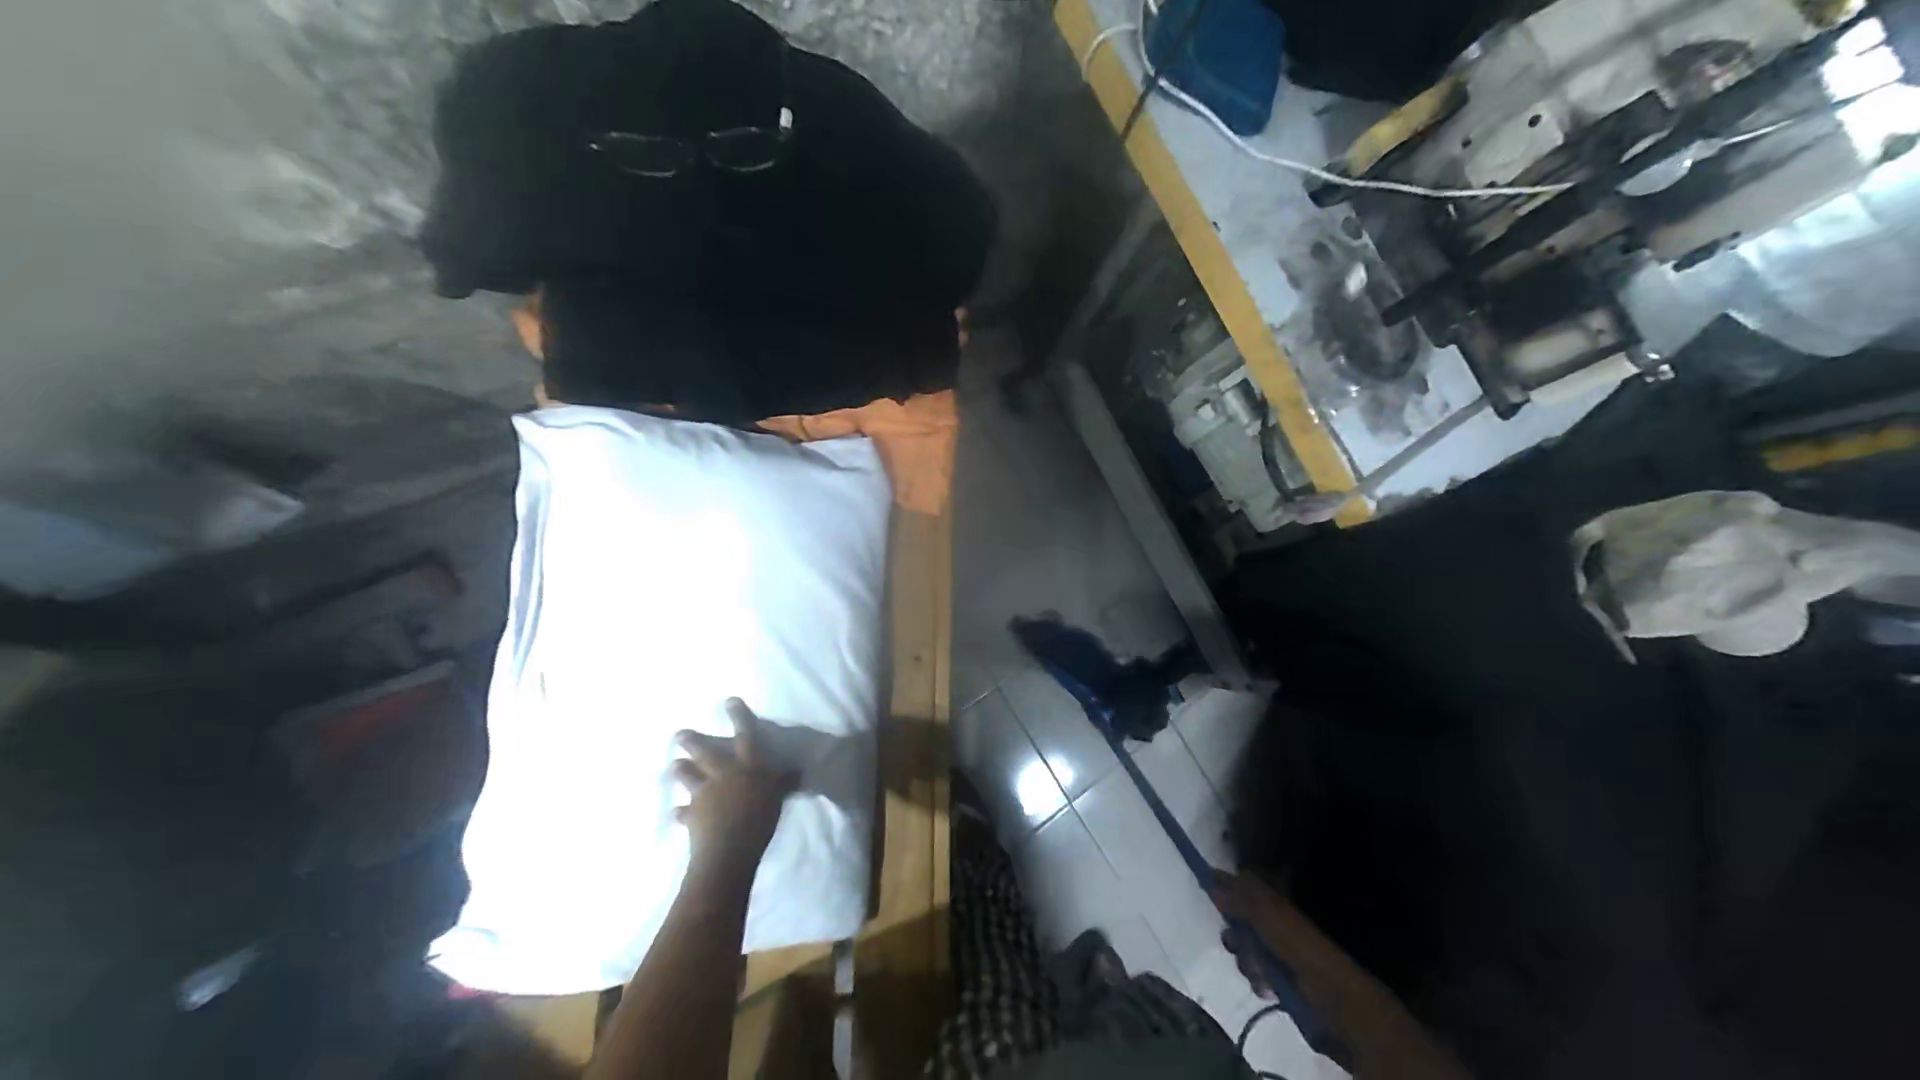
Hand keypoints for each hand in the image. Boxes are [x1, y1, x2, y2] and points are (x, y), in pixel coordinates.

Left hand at [673, 698, 798, 883]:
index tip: (729, 700)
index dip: (739, 717)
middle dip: (693, 741)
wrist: (730, 848)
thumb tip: (798, 771)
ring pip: (688, 777)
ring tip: (672, 766)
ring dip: (680, 771)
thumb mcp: (779, 798)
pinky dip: (680, 812)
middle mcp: (724, 774)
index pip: (745, 735)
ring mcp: (704, 794)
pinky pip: (684, 813)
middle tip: (679, 733)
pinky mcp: (692, 816)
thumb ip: (784, 783)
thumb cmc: (761, 819)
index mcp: (748, 766)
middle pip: (706, 752)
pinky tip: (676, 812)